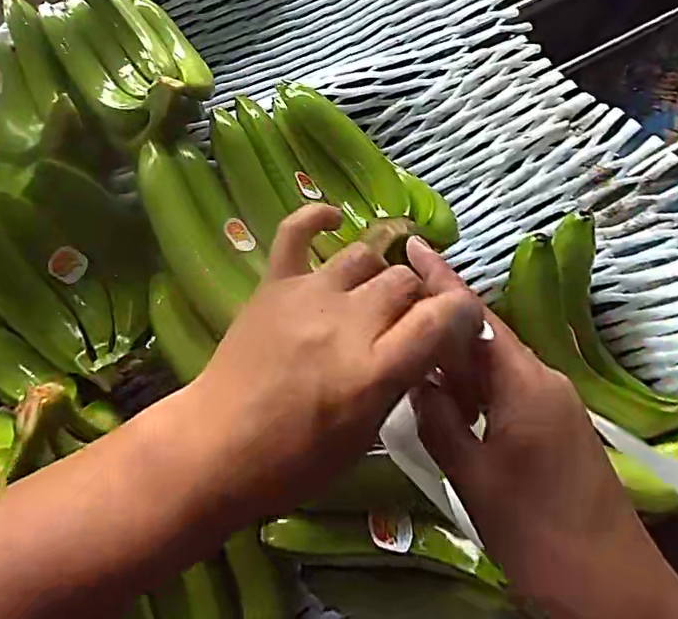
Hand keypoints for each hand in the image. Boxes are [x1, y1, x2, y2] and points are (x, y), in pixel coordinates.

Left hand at [178, 205, 484, 522]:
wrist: (215, 449)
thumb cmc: (294, 460)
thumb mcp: (365, 434)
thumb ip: (400, 379)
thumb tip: (426, 340)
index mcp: (373, 369)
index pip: (440, 318)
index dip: (462, 310)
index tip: (460, 318)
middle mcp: (346, 322)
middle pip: (404, 281)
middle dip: (417, 298)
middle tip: (407, 320)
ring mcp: (308, 296)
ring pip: (366, 256)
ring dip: (379, 274)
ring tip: (372, 295)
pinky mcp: (275, 284)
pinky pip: (296, 231)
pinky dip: (317, 217)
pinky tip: (334, 220)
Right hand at [409, 247, 677, 618]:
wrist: (616, 589)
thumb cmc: (541, 533)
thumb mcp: (476, 480)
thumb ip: (440, 424)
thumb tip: (415, 380)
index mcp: (525, 381)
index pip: (475, 314)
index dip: (442, 278)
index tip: (413, 243)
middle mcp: (542, 378)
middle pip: (484, 334)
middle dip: (441, 321)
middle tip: (393, 310)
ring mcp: (553, 401)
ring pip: (495, 363)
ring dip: (456, 359)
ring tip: (410, 353)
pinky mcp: (556, 424)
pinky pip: (507, 388)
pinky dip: (475, 387)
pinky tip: (448, 399)